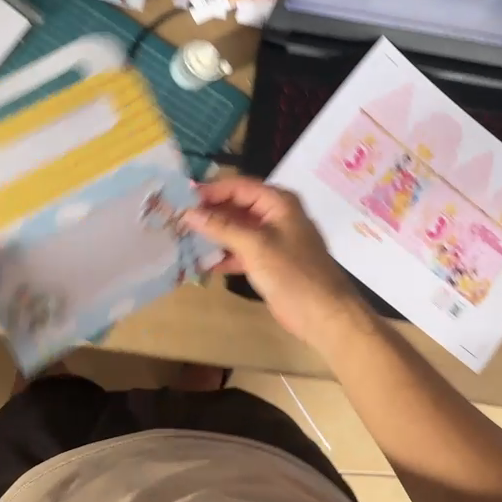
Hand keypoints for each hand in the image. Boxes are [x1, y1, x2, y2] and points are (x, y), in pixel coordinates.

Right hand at [182, 176, 369, 348]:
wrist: (325, 315)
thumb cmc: (293, 273)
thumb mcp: (255, 246)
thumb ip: (221, 227)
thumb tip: (189, 212)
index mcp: (278, 202)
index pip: (238, 186)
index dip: (210, 191)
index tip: (181, 199)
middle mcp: (275, 215)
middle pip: (235, 206)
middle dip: (209, 213)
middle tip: (177, 218)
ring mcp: (272, 239)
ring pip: (236, 229)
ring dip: (213, 234)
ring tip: (183, 238)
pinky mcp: (268, 261)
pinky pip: (240, 250)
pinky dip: (223, 255)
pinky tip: (201, 262)